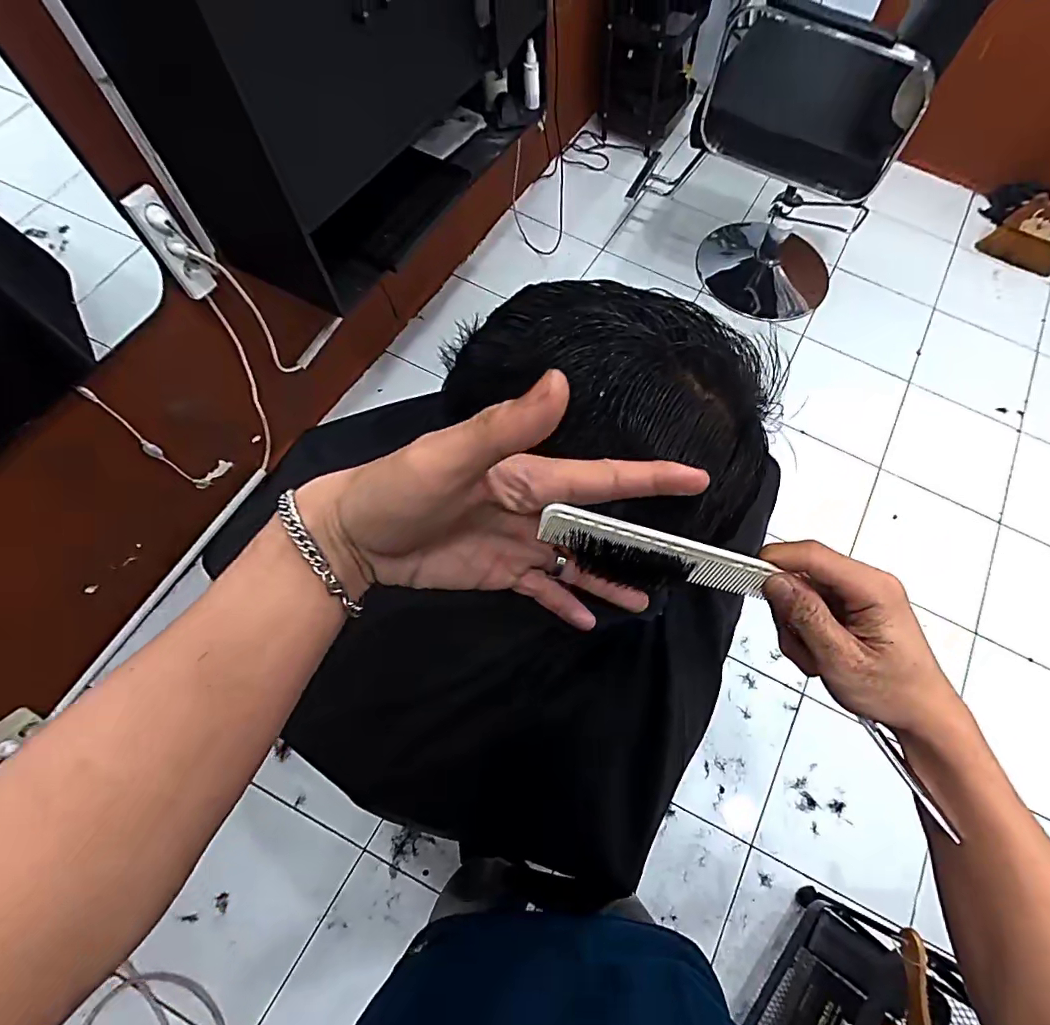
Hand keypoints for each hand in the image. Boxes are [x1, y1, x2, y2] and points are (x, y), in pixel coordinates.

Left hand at [295, 370, 708, 629]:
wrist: (354, 536)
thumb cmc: (397, 488)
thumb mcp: (448, 455)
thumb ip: (506, 426)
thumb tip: (561, 381)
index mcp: (527, 475)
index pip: (598, 476)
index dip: (648, 476)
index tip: (695, 476)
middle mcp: (530, 507)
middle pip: (596, 525)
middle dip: (638, 540)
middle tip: (681, 560)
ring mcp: (516, 543)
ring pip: (575, 562)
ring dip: (607, 579)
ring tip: (643, 600)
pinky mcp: (498, 572)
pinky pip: (541, 588)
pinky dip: (564, 602)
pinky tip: (587, 619)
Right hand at [760, 541, 967, 738]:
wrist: (920, 714)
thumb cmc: (895, 691)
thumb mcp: (842, 658)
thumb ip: (806, 616)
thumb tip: (776, 581)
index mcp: (873, 588)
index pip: (812, 555)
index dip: (775, 561)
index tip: (747, 577)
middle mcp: (867, 585)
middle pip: (801, 575)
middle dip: (788, 611)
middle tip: (799, 643)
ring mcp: (857, 597)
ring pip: (800, 594)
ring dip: (796, 628)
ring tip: (816, 656)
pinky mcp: (849, 608)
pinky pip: (808, 608)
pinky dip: (804, 633)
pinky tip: (821, 654)